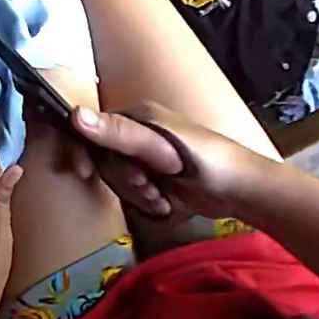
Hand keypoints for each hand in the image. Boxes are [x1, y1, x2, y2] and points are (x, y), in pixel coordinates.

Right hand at [69, 102, 273, 218]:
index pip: (93, 132)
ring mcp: (149, 160)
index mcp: (138, 118)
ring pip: (120, 183)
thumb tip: (74, 114)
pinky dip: (150, 204)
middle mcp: (140, 136)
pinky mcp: (157, 182)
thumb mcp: (159, 146)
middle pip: (106, 163)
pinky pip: (136, 197)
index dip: (84, 152)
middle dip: (126, 181)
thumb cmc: (206, 159)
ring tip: (165, 195)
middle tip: (150, 184)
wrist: (243, 191)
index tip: (83, 173)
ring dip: (139, 195)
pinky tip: (169, 203)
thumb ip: (118, 133)